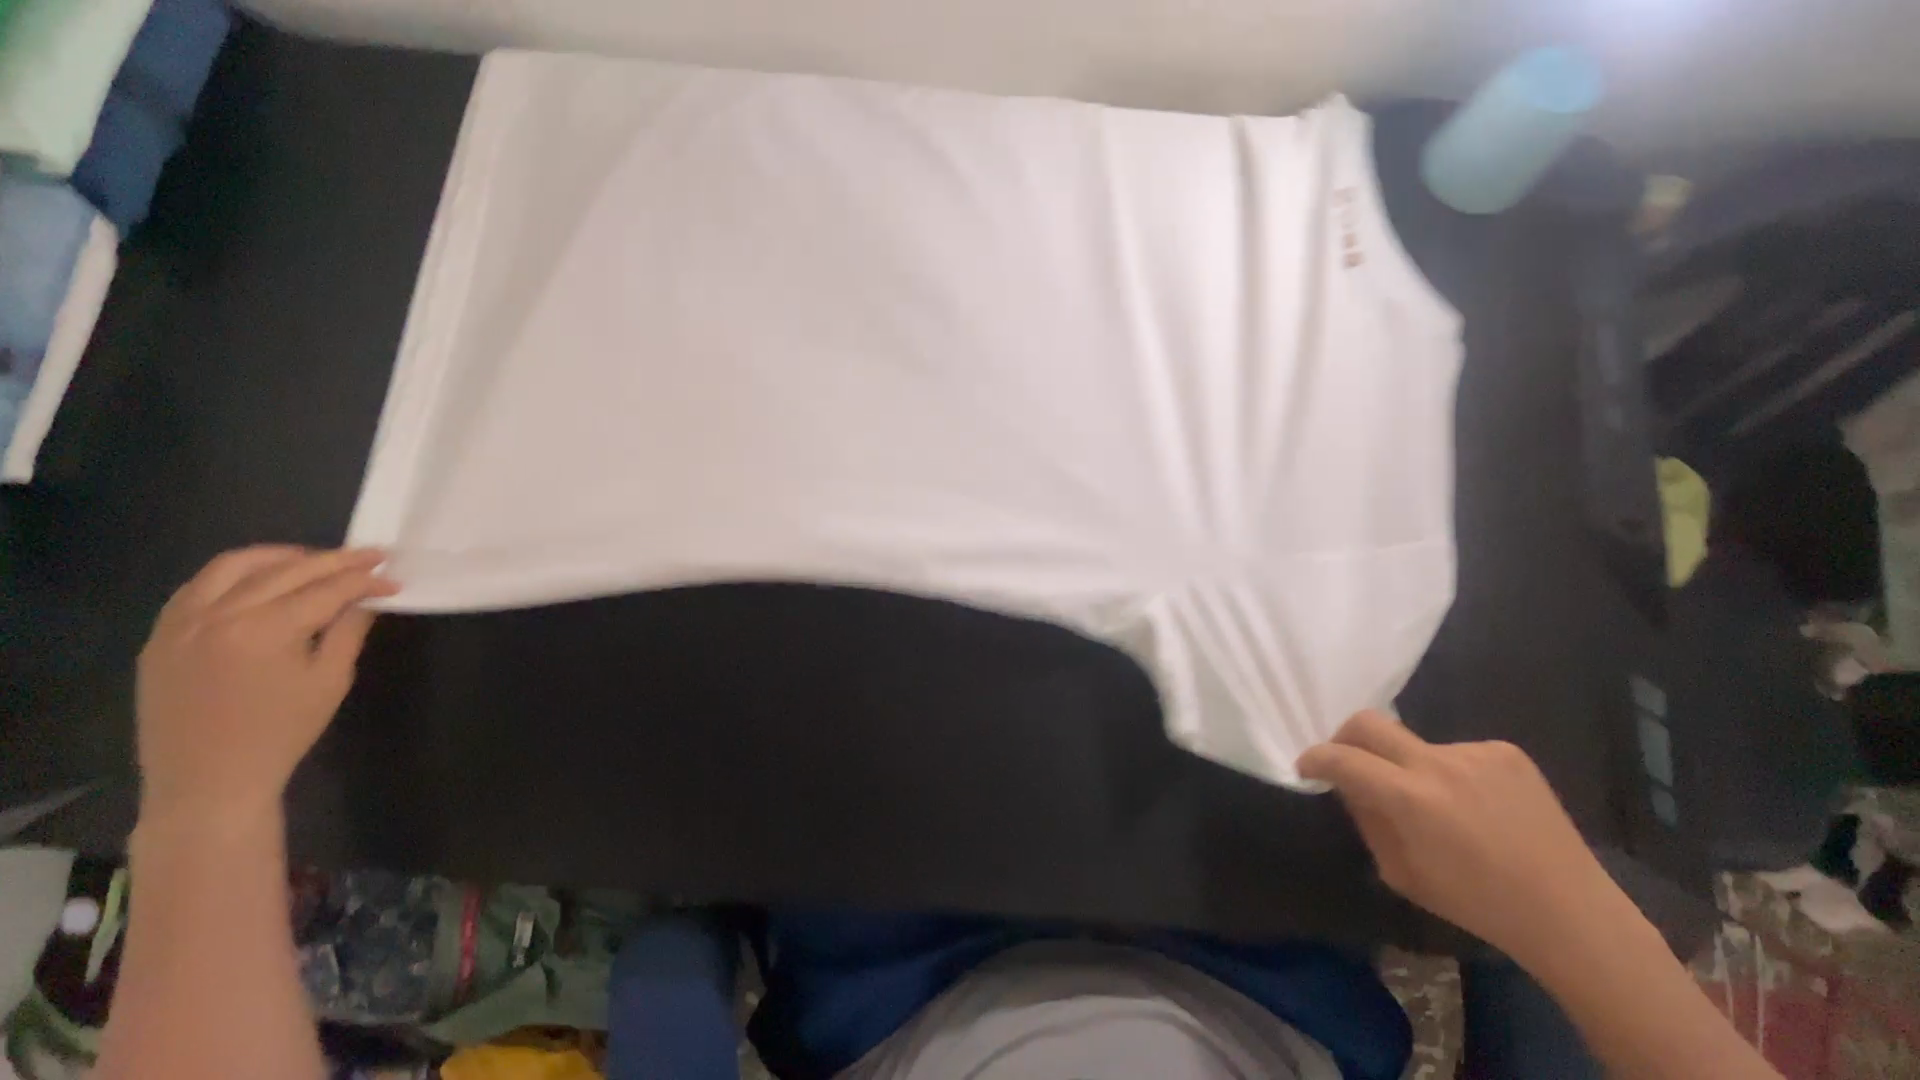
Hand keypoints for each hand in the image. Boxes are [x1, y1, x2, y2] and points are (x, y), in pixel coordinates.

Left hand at [135, 546, 397, 825]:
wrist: (208, 783)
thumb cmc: (281, 735)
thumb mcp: (329, 682)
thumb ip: (348, 631)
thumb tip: (366, 598)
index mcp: (264, 630)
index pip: (326, 589)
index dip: (364, 581)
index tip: (393, 579)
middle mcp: (218, 615)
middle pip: (286, 570)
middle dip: (333, 561)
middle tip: (369, 556)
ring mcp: (181, 623)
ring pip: (233, 566)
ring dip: (280, 557)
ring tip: (313, 560)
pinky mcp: (161, 635)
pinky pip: (197, 588)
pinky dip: (233, 575)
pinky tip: (258, 581)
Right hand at [1298, 710, 1632, 970]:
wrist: (1566, 909)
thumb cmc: (1475, 901)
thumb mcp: (1401, 873)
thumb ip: (1368, 821)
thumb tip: (1350, 788)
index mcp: (1409, 798)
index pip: (1342, 758)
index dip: (1315, 759)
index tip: (1307, 768)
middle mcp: (1439, 763)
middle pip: (1369, 722)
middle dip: (1346, 737)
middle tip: (1347, 760)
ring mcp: (1476, 752)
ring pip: (1418, 745)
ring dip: (1410, 767)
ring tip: (1437, 805)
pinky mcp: (1507, 751)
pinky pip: (1458, 753)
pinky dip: (1451, 773)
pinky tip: (1475, 806)